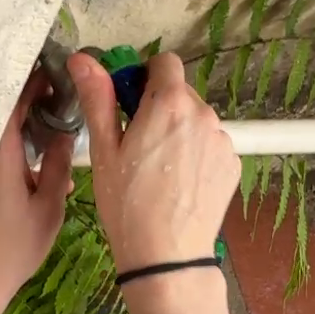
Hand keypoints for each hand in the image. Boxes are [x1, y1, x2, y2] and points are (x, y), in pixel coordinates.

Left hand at [0, 75, 72, 313]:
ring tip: (57, 113)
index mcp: (0, 155)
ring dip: (26, 117)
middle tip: (60, 86)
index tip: (54, 69)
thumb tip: (66, 131)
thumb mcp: (49, 206)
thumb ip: (58, 164)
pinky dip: (18, 139)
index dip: (31, 81)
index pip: (10, 102)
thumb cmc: (15, 247)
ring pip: (0, 129)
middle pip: (2, 110)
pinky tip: (42, 150)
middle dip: (30, 94)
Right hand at [68, 51, 238, 272]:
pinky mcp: (232, 164)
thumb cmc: (128, 203)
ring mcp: (222, 140)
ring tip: (158, 169)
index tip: (130, 102)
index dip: (144, 77)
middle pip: (180, 92)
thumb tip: (82, 59)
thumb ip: (97, 98)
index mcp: (169, 103)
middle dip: (159, 107)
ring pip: (196, 120)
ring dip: (179, 131)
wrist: (166, 254)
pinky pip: (210, 144)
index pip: (165, 62)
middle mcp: (203, 114)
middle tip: (137, 143)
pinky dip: (195, 154)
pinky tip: (177, 183)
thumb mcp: (104, 149)